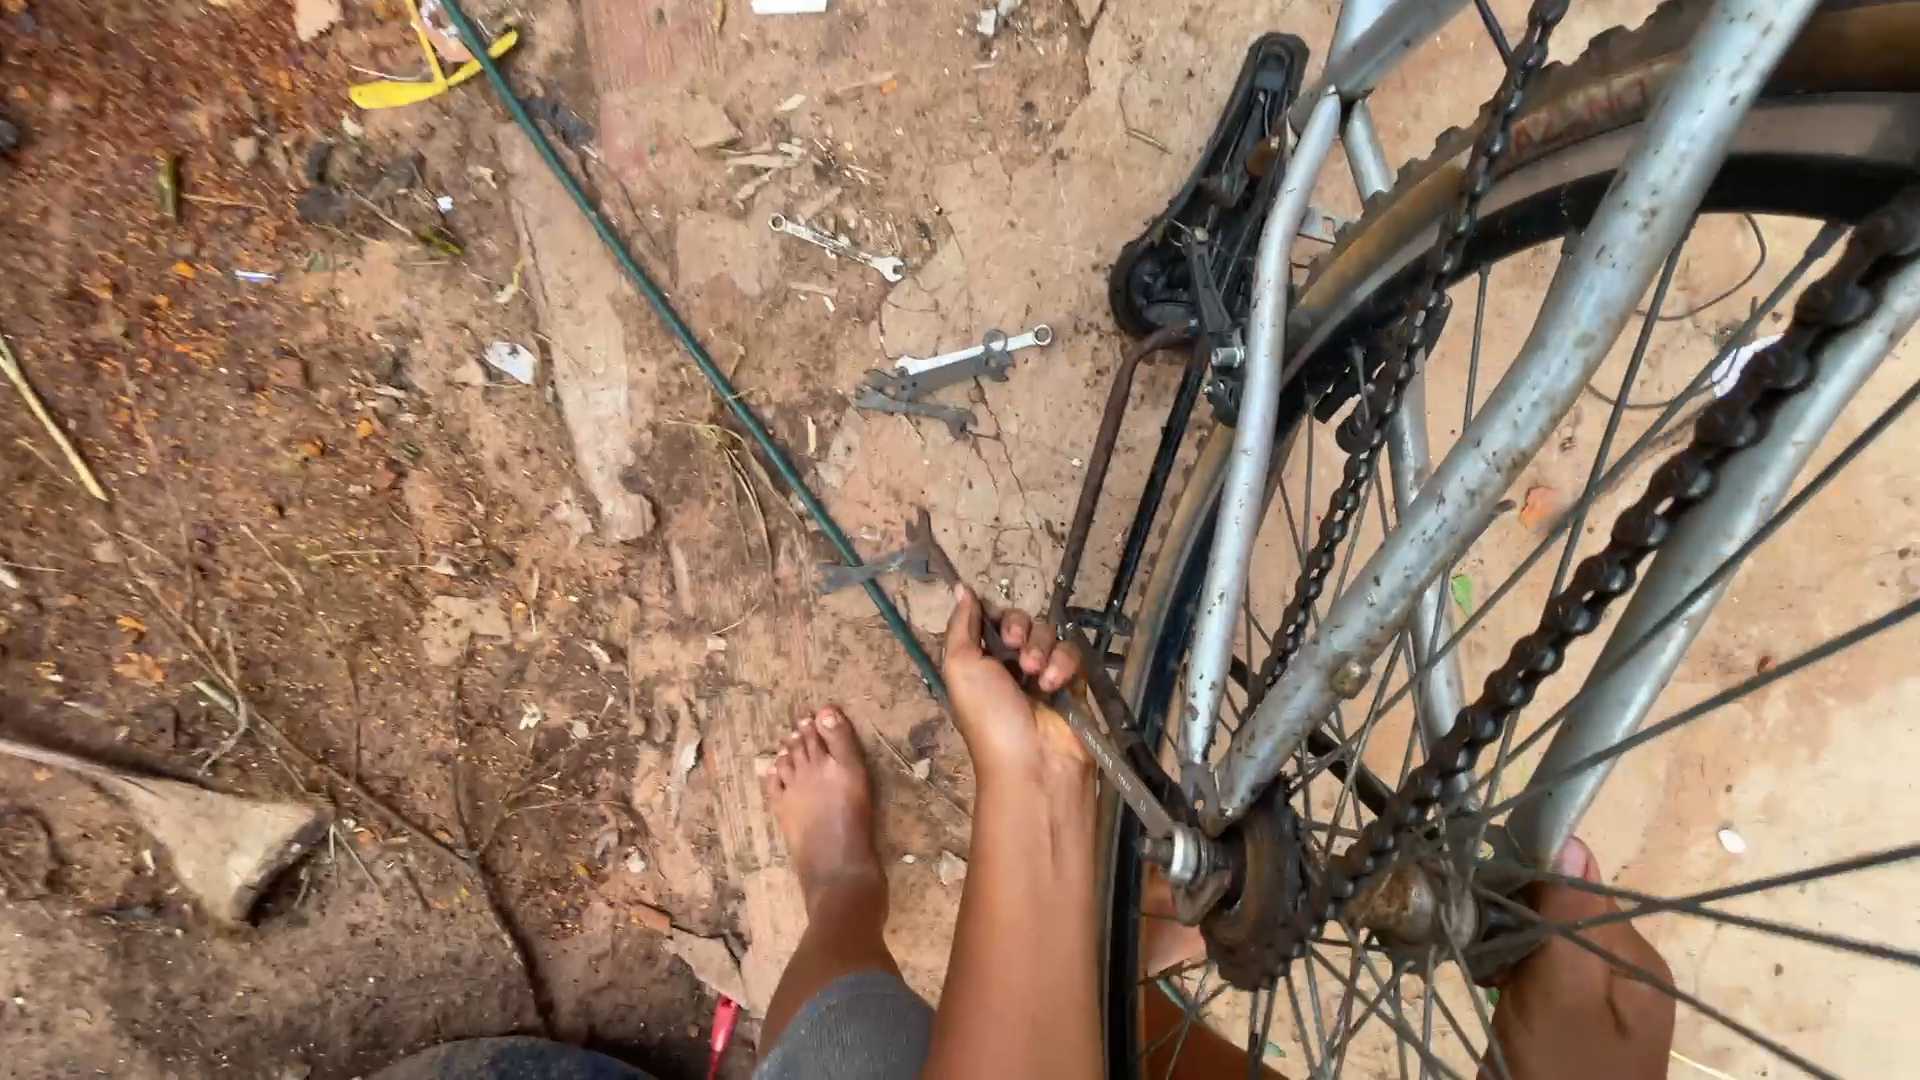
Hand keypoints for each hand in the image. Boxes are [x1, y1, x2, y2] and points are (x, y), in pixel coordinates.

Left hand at [941, 584, 1090, 784]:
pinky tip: (1055, 683)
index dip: (994, 613)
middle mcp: (1009, 665)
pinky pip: (1072, 652)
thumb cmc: (988, 716)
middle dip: (1018, 629)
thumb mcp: (960, 667)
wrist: (1031, 763)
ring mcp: (1042, 673)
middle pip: (1020, 622)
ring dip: (1041, 648)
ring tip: (1035, 673)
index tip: (995, 620)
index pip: (990, 619)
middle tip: (1016, 649)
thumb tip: (960, 587)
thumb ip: (961, 625)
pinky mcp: (1072, 682)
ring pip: (1048, 633)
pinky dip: (1064, 662)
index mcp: (978, 662)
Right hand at [1491, 838, 1675, 1079]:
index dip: (1523, 873)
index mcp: (1632, 957)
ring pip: (1528, 929)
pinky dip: (1493, 959)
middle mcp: (1615, 965)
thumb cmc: (1564, 1070)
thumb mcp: (1562, 990)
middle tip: (1469, 929)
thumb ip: (1567, 915)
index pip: (1574, 882)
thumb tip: (1570, 840)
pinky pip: (1521, 959)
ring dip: (1492, 934)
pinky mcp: (1555, 1006)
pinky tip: (1478, 977)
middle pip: (1548, 903)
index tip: (1478, 884)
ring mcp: (1585, 989)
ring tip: (1470, 954)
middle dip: (1501, 907)